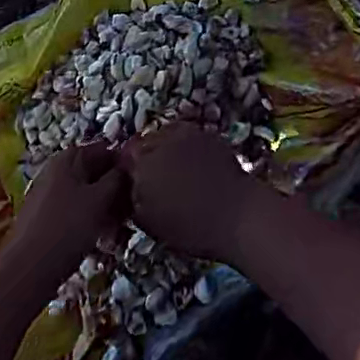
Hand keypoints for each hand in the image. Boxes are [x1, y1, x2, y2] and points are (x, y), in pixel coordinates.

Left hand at [4, 142, 127, 282]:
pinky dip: (93, 221)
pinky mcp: (48, 219)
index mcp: (69, 157)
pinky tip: (105, 240)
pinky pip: (77, 212)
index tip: (142, 185)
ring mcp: (51, 195)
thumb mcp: (100, 199)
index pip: (106, 150)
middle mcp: (58, 170)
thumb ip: (118, 179)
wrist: (26, 271)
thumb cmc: (67, 228)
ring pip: (88, 195)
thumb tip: (129, 167)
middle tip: (134, 210)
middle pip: (97, 172)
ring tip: (122, 228)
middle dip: (117, 190)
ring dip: (107, 208)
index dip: (126, 165)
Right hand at [121, 124, 262, 260]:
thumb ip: (131, 198)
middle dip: (143, 158)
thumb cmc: (190, 226)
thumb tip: (126, 186)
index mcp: (141, 165)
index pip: (122, 159)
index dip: (126, 171)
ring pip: (161, 136)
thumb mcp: (150, 221)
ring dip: (162, 149)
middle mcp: (159, 142)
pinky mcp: (203, 132)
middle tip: (153, 179)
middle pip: (141, 144)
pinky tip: (189, 161)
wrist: (237, 214)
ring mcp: (183, 133)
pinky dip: (181, 144)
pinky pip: (183, 134)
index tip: (132, 184)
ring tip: (173, 169)